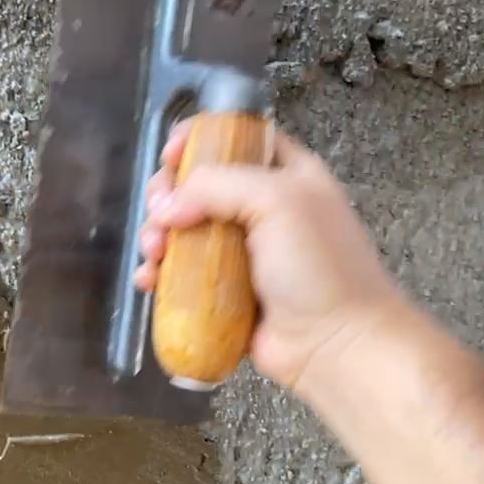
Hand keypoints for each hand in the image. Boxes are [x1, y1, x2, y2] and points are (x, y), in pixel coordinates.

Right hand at [132, 119, 404, 392]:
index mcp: (284, 176)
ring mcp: (238, 252)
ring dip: (156, 236)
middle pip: (195, 184)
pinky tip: (149, 281)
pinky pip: (177, 273)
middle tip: (159, 213)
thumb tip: (166, 208)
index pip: (236, 138)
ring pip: (179, 229)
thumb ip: (217, 186)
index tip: (170, 155)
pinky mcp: (219, 290)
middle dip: (166, 194)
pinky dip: (157, 273)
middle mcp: (259, 209)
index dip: (199, 138)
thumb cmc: (319, 266)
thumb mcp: (278, 201)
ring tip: (155, 254)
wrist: (334, 345)